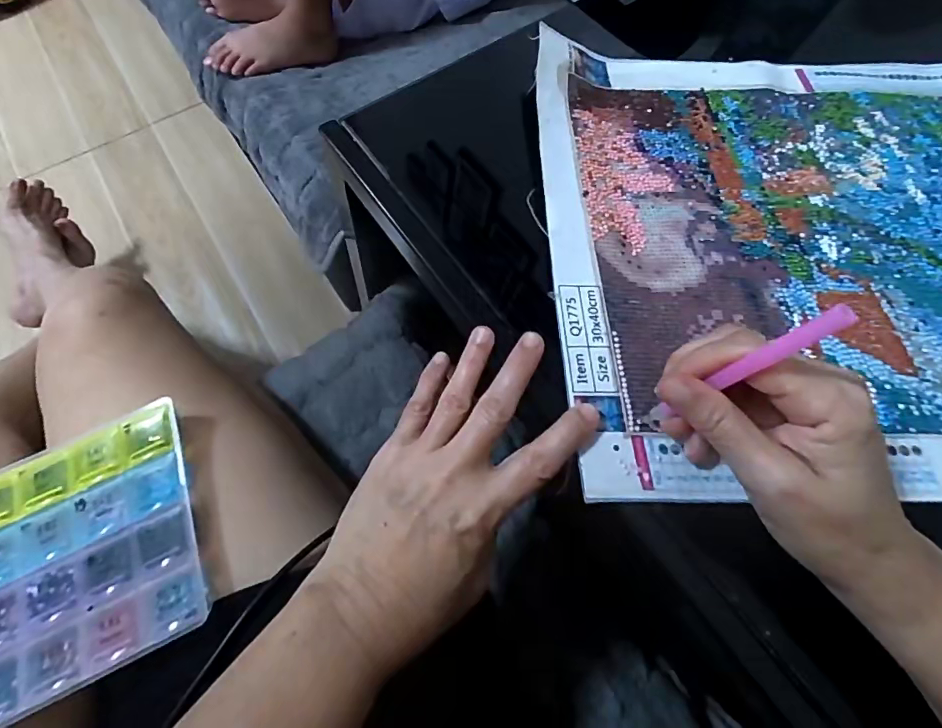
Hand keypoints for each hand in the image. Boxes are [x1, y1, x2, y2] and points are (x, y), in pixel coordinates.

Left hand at [305, 328, 599, 674]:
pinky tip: (440, 359)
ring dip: (471, 364)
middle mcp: (454, 472)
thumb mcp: (476, 574)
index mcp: (482, 509)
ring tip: (485, 332)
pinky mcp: (390, 454)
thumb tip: (492, 497)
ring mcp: (418, 457)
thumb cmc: (422, 605)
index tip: (588, 409)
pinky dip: (428, 383)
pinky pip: (414, 411)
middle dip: (515, 373)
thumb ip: (490, 525)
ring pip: (452, 401)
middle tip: (532, 339)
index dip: (566, 435)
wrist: (354, 609)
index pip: (536, 464)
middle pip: (492, 413)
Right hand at [654, 326, 919, 593]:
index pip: (750, 351)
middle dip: (695, 379)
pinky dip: (715, 412)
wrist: (870, 564)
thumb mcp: (768, 479)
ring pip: (732, 369)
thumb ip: (719, 425)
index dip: (700, 362)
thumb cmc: (828, 531)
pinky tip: (703, 444)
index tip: (663, 394)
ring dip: (700, 400)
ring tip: (684, 440)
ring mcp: (808, 386)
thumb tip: (668, 384)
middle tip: (669, 418)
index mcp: (830, 394)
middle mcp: (822, 376)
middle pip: (738, 351)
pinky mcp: (794, 400)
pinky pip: (741, 390)